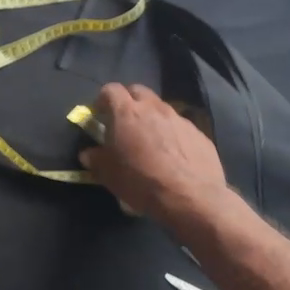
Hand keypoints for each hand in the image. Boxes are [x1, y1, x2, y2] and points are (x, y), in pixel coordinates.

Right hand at [78, 83, 232, 235]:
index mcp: (127, 112)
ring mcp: (180, 120)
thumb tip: (89, 154)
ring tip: (152, 142)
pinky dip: (173, 135)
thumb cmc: (141, 181)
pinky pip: (181, 127)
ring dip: (153, 118)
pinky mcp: (200, 135)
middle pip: (138, 91)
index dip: (103, 100)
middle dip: (129, 101)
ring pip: (162, 109)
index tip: (100, 115)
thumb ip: (95, 159)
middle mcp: (154, 108)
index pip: (111, 89)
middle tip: (125, 122)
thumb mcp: (108, 174)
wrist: (191, 199)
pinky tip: (174, 156)